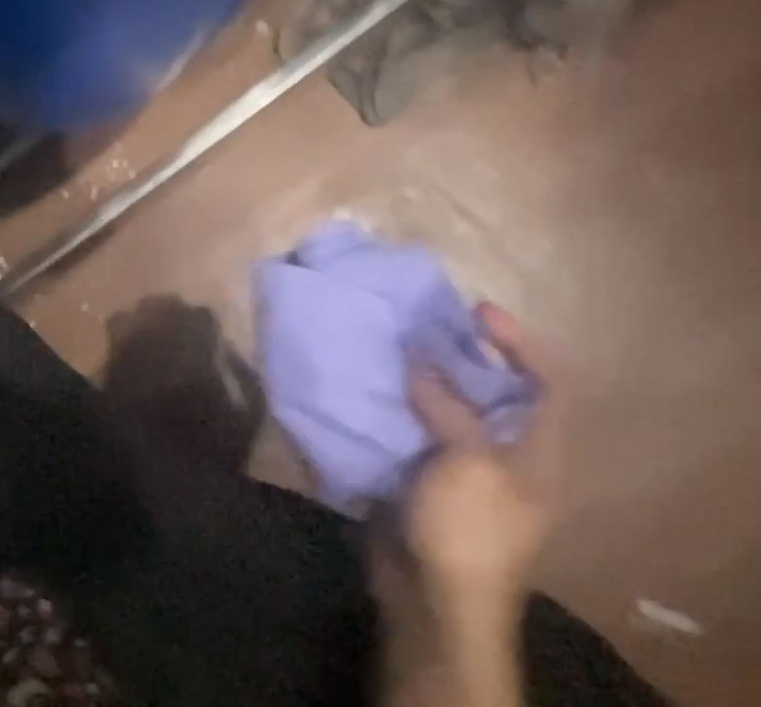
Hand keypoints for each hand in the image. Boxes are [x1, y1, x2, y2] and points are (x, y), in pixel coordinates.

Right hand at [398, 303, 562, 618]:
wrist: (432, 596)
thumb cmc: (468, 530)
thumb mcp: (468, 464)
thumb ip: (449, 409)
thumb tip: (420, 361)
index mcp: (536, 451)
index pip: (546, 383)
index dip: (519, 344)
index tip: (474, 311)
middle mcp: (503, 452)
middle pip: (492, 390)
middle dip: (460, 354)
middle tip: (418, 321)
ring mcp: (458, 466)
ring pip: (443, 407)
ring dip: (417, 377)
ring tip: (383, 345)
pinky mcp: (417, 476)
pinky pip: (407, 429)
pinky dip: (388, 405)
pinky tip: (361, 388)